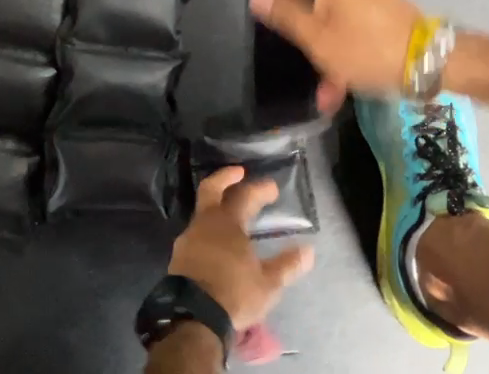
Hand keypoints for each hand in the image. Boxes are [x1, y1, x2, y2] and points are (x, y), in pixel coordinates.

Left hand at [169, 167, 314, 330]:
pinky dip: (207, 227)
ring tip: (229, 212)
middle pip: (211, 188)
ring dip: (216, 205)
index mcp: (228, 223)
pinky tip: (215, 241)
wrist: (193, 316)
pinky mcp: (180, 254)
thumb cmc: (234, 294)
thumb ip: (287, 265)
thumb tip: (308, 250)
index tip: (273, 187)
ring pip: (202, 211)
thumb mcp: (268, 284)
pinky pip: (195, 231)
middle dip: (226, 177)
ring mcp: (189, 237)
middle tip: (239, 172)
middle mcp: (206, 222)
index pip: (245, 196)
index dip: (260, 189)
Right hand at [249, 0, 423, 107]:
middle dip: (320, 52)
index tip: (303, 59)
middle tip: (324, 85)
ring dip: (336, 61)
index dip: (298, 32)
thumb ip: (286, 13)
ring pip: (342, 30)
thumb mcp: (318, 38)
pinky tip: (355, 83)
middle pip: (322, 17)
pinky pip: (362, 35)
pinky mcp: (392, 17)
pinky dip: (356, 56)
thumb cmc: (368, 50)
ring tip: (336, 94)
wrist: (432, 65)